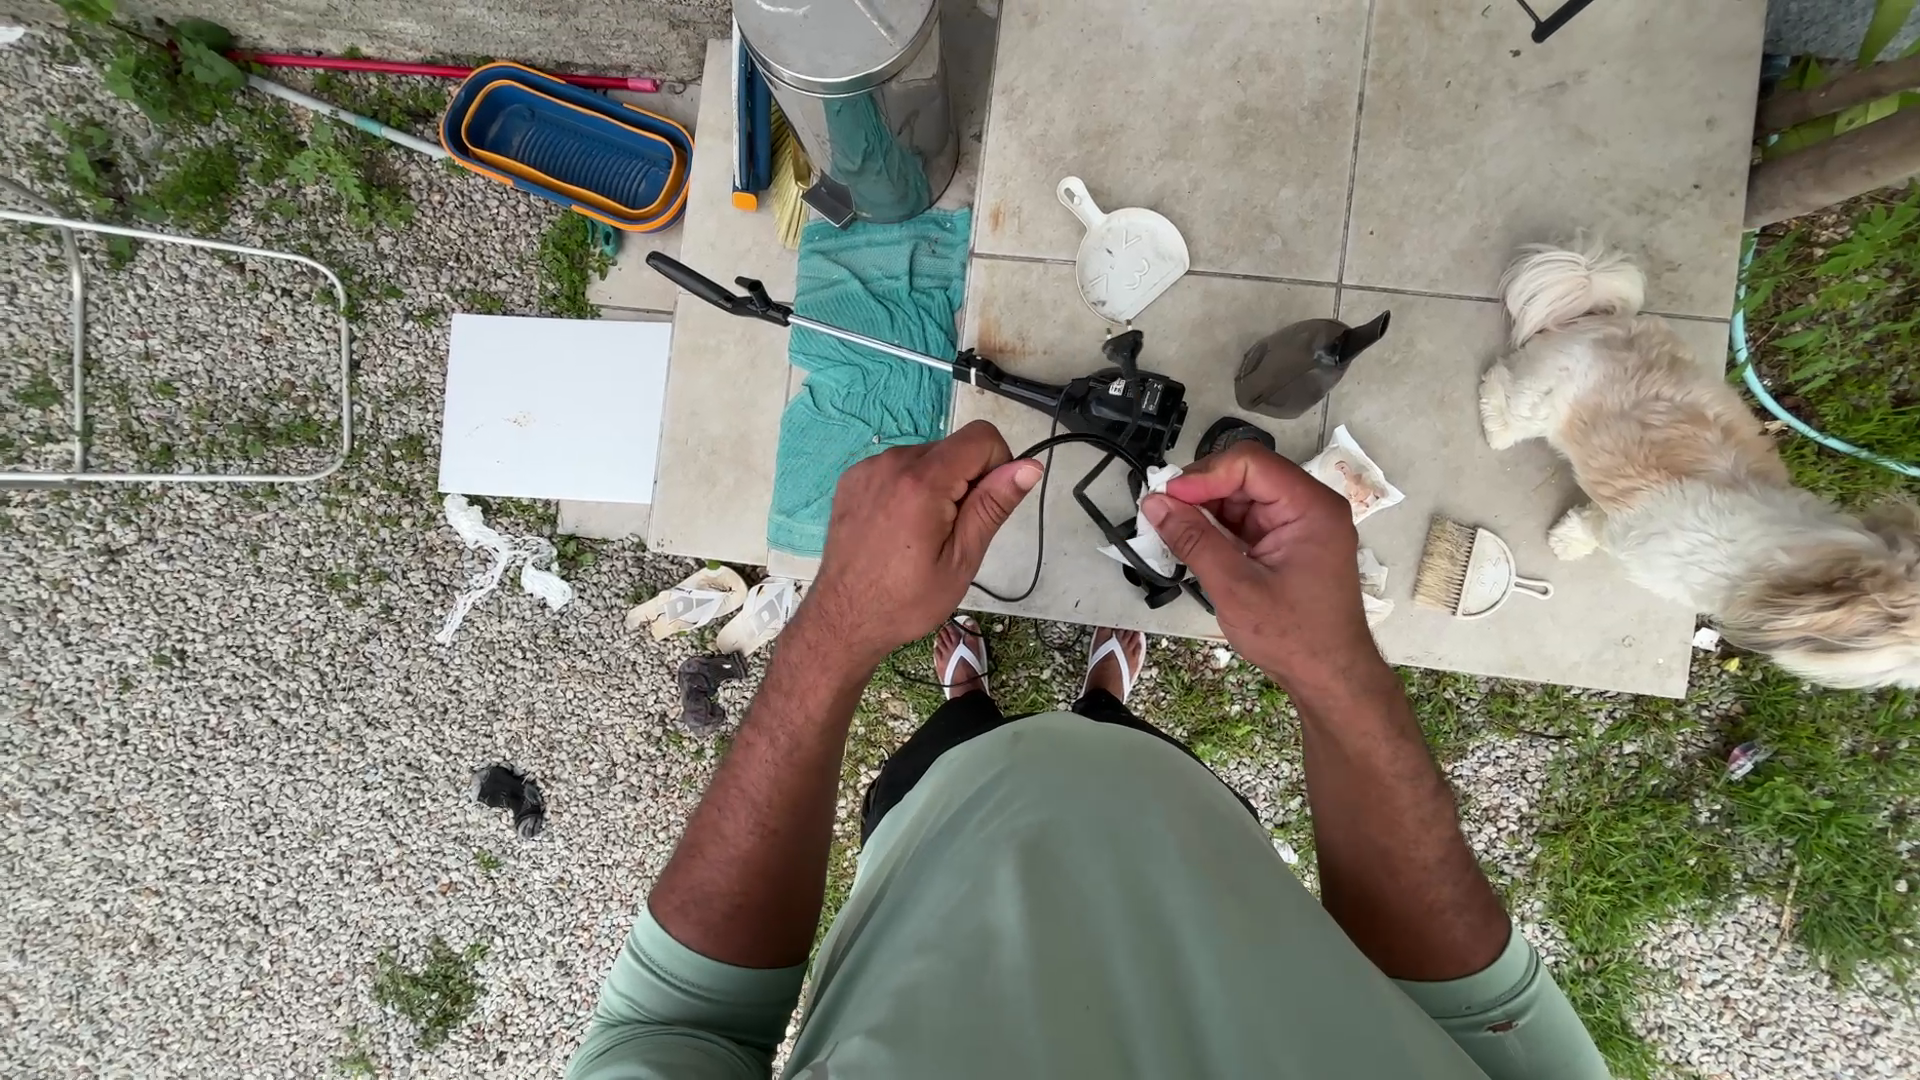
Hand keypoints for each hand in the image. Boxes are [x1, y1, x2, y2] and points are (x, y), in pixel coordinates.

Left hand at [802, 420, 1041, 666]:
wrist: (843, 619)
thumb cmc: (908, 600)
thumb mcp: (962, 559)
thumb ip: (993, 505)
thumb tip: (1029, 467)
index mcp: (922, 481)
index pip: (981, 437)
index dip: (998, 465)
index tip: (985, 506)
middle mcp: (892, 462)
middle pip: (953, 448)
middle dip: (965, 481)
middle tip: (951, 533)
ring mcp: (868, 468)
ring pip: (926, 458)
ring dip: (937, 486)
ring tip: (922, 534)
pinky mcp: (853, 478)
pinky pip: (898, 468)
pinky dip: (909, 489)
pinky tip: (898, 528)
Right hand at [1142, 442, 1379, 692]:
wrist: (1329, 677)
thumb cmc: (1294, 637)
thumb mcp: (1235, 587)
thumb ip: (1193, 539)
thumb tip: (1154, 503)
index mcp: (1311, 508)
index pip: (1250, 464)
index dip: (1203, 475)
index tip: (1166, 498)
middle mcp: (1308, 507)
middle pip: (1244, 475)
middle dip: (1200, 491)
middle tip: (1162, 513)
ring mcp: (1297, 524)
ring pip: (1240, 496)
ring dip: (1204, 509)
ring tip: (1171, 530)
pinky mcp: (1284, 542)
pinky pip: (1244, 519)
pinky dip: (1216, 527)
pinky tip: (1192, 541)